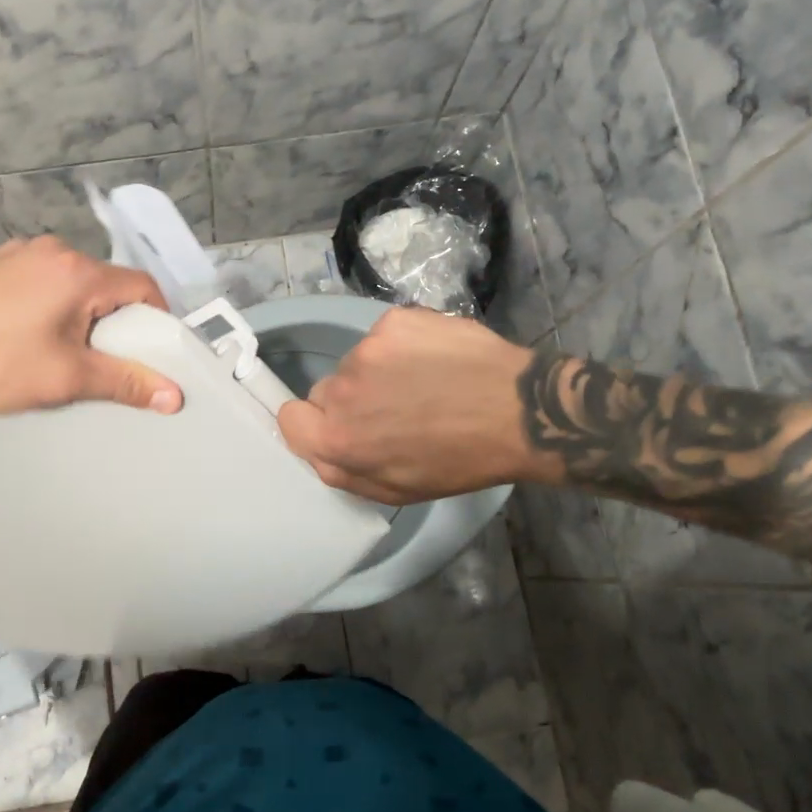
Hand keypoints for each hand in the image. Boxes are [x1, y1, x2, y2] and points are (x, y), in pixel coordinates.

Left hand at [0, 237, 184, 424]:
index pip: (143, 286)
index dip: (157, 321)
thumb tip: (174, 396)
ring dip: (82, 315)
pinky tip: (27, 339)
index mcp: (76, 271)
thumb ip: (126, 382)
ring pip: (73, 283)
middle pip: (107, 283)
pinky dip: (52, 307)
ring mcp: (16, 253)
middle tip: (105, 363)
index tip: (152, 355)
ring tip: (61, 355)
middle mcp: (50, 250)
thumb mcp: (67, 379)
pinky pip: (41, 281)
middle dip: (116, 322)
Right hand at [277, 307, 543, 504]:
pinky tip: (437, 360)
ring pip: (357, 362)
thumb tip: (316, 446)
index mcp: (337, 437)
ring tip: (426, 385)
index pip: (290, 418)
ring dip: (380, 372)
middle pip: (326, 390)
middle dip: (353, 401)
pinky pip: (384, 336)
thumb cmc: (460, 461)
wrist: (520, 411)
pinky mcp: (395, 320)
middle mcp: (342, 390)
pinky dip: (403, 346)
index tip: (344, 426)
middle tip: (397, 411)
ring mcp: (368, 349)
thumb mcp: (396, 491)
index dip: (314, 424)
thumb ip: (342, 471)